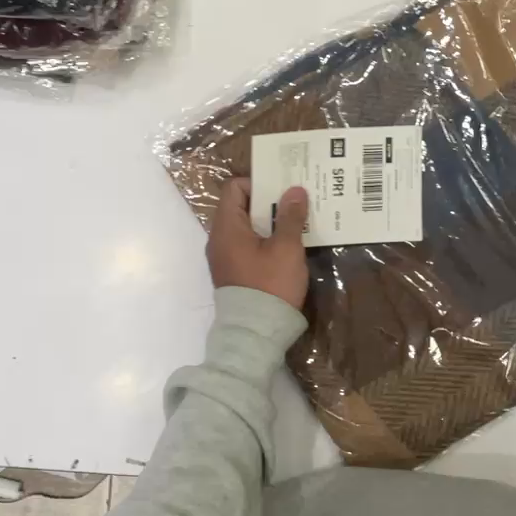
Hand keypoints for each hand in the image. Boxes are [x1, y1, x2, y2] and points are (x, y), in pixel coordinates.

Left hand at [207, 178, 309, 309]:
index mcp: (226, 227)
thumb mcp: (286, 248)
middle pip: (241, 207)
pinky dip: (265, 240)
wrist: (256, 332)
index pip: (234, 188)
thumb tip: (294, 190)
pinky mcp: (234, 273)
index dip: (258, 183)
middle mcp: (219, 239)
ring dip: (269, 222)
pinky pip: (248, 246)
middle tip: (296, 201)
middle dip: (269, 202)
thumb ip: (290, 217)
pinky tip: (287, 245)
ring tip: (296, 222)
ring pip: (247, 228)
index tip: (282, 188)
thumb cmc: (270, 284)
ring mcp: (225, 258)